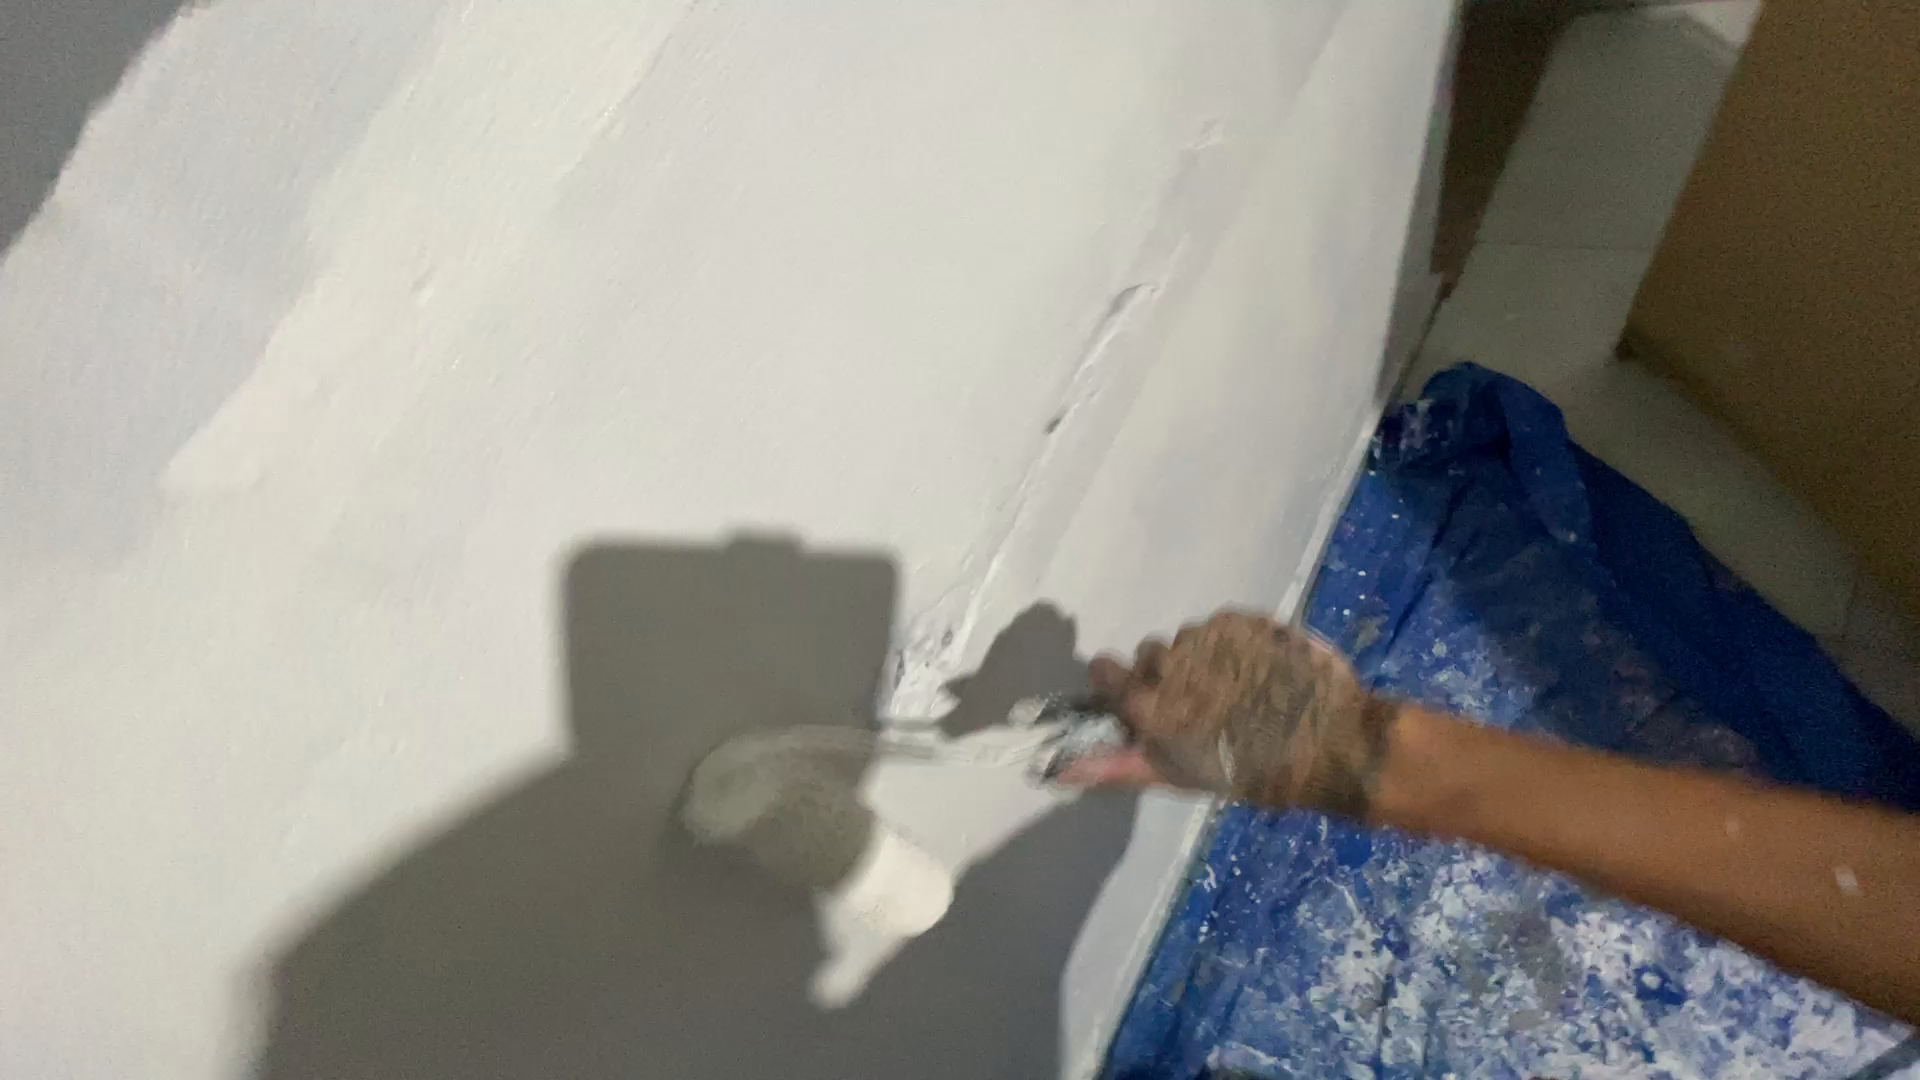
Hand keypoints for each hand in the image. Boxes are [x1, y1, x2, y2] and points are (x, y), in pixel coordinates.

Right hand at [1060, 611, 1397, 819]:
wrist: (1337, 744)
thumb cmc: (1254, 772)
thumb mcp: (1181, 776)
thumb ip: (1117, 766)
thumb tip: (1055, 769)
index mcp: (1152, 703)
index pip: (1104, 671)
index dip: (1117, 682)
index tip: (1139, 695)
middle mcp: (1172, 661)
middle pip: (1150, 655)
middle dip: (1168, 675)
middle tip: (1203, 704)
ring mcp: (1208, 635)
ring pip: (1187, 640)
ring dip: (1202, 659)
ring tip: (1240, 689)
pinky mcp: (1241, 618)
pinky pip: (1220, 626)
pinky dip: (1233, 644)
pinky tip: (1260, 670)